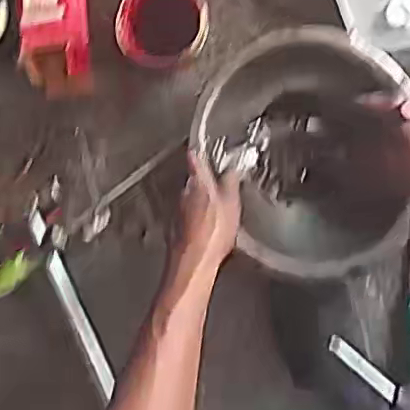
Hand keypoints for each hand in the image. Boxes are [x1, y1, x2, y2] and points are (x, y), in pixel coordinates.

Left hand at [174, 152, 241, 280]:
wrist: (193, 263)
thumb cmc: (212, 232)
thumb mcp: (232, 203)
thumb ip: (231, 182)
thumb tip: (232, 168)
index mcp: (198, 182)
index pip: (194, 159)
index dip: (198, 151)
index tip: (199, 146)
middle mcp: (184, 194)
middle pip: (194, 180)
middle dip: (205, 181)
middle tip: (220, 183)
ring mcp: (178, 212)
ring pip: (191, 199)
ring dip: (202, 201)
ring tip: (219, 209)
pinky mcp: (177, 229)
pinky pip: (190, 217)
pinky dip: (199, 218)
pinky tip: (211, 228)